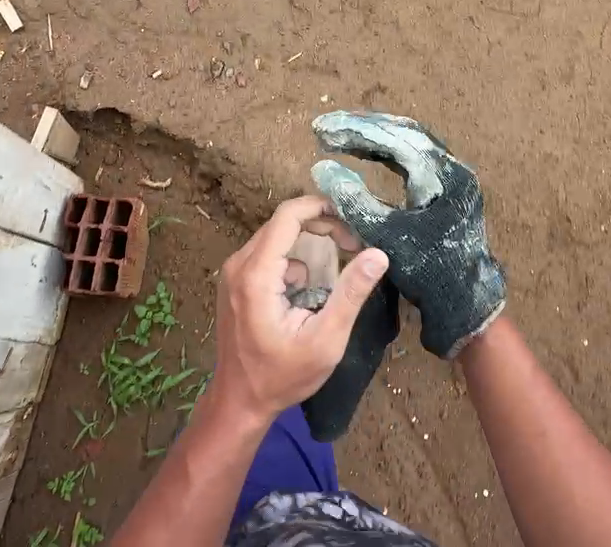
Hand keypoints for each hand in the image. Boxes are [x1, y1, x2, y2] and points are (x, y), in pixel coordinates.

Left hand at [211, 196, 389, 420]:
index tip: (351, 220)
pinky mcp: (235, 282)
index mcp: (257, 274)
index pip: (287, 216)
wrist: (239, 402)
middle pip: (282, 223)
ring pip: (275, 236)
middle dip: (320, 225)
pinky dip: (292, 259)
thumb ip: (350, 294)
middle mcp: (239, 264)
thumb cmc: (282, 376)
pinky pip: (267, 254)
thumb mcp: (325, 340)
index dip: (320, 208)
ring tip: (337, 262)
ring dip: (308, 241)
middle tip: (352, 244)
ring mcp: (233, 272)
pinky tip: (307, 290)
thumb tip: (377, 255)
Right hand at [311, 111, 506, 358]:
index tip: (326, 130)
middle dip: (363, 130)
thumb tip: (321, 170)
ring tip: (339, 135)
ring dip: (372, 139)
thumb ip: (355, 201)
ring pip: (406, 145)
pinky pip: (409, 161)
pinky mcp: (441, 191)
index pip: (397, 140)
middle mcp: (450, 170)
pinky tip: (361, 152)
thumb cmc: (429, 273)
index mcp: (444, 177)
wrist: (464, 307)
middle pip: (402, 135)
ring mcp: (448, 180)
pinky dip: (382, 154)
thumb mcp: (387, 237)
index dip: (358, 132)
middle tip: (328, 129)